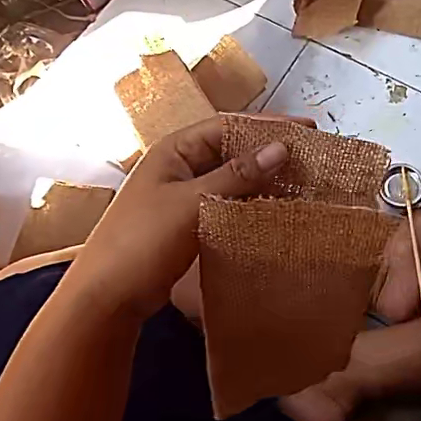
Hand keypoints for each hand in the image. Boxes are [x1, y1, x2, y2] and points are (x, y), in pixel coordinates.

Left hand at [60, 116, 289, 321]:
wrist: (108, 295)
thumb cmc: (144, 240)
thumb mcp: (192, 202)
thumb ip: (237, 175)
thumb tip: (281, 148)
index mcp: (174, 149)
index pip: (228, 125)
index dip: (269, 125)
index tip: (309, 130)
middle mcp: (178, 166)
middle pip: (231, 150)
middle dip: (269, 151)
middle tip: (312, 157)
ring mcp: (182, 195)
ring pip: (230, 179)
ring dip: (263, 179)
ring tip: (302, 182)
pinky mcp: (187, 223)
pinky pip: (226, 203)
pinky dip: (250, 203)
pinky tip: (275, 210)